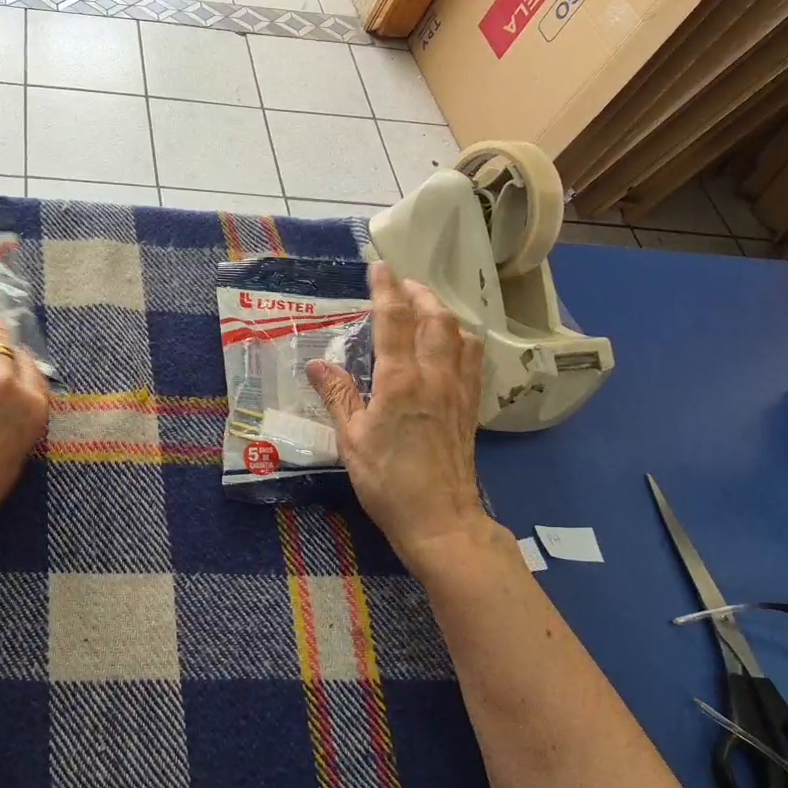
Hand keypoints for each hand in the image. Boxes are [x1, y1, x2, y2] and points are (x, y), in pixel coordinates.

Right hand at [307, 262, 504, 578]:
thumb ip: (338, 396)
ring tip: (426, 308)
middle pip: (436, 318)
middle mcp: (435, 377)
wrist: (441, 519)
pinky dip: (460, 339)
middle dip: (419, 292)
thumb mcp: (351, 439)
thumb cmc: (387, 481)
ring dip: (444, 312)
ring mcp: (458, 391)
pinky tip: (450, 345)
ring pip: (460, 334)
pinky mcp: (470, 408)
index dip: (386, 289)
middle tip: (402, 283)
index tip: (379, 267)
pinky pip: (471, 359)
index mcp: (400, 381)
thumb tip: (317, 364)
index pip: (395, 320)